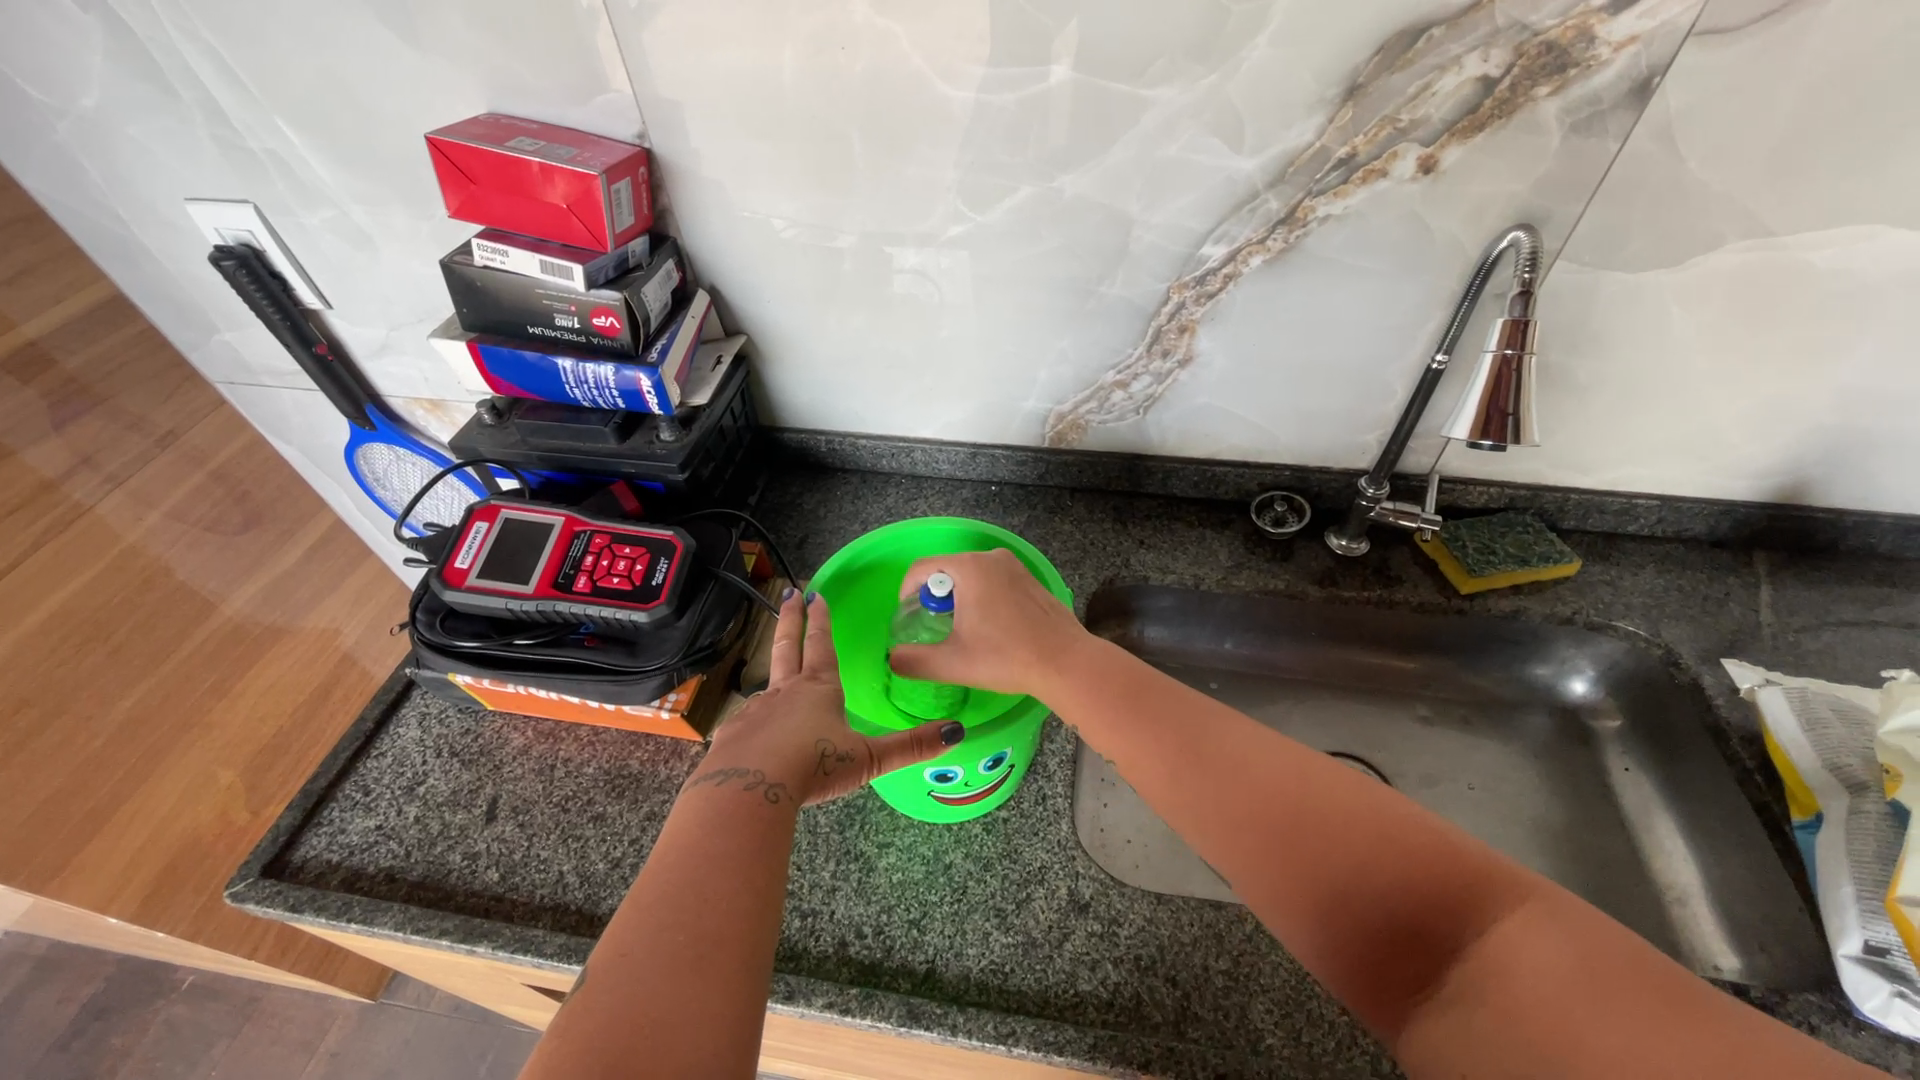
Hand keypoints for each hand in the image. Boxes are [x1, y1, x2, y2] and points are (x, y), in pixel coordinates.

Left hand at [693, 591, 962, 806]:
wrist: (749, 790)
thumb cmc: (814, 766)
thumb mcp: (870, 758)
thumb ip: (911, 746)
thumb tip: (956, 731)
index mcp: (820, 690)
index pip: (822, 646)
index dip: (821, 620)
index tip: (816, 594)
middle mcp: (785, 693)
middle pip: (787, 647)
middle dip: (791, 619)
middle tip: (789, 592)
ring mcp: (754, 712)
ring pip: (766, 685)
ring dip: (773, 670)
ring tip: (776, 672)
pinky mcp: (732, 737)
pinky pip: (746, 722)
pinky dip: (753, 721)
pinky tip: (754, 734)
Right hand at [887, 549, 1086, 699]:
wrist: (1066, 663)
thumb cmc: (1006, 658)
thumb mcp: (952, 663)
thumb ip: (912, 660)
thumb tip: (892, 659)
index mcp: (969, 567)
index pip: (921, 568)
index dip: (906, 593)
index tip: (909, 619)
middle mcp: (991, 558)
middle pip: (946, 570)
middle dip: (934, 598)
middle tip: (935, 629)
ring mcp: (1015, 566)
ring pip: (971, 576)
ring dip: (959, 600)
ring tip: (963, 632)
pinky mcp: (1031, 580)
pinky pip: (994, 582)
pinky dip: (983, 599)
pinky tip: (991, 630)